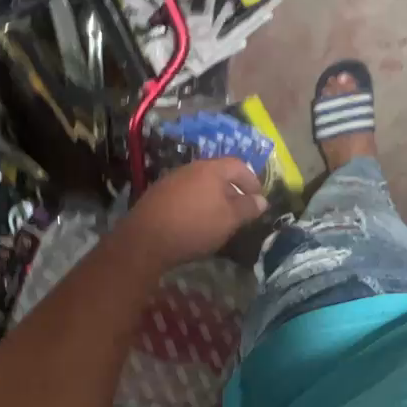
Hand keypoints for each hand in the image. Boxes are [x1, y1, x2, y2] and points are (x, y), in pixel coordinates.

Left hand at [113, 159, 267, 271]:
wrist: (145, 240)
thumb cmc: (195, 226)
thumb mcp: (229, 220)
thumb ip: (247, 208)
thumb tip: (262, 200)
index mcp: (212, 169)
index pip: (238, 165)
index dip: (252, 180)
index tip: (258, 197)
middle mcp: (191, 168)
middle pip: (218, 173)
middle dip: (232, 189)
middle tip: (240, 208)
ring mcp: (171, 180)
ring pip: (199, 184)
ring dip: (212, 197)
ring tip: (218, 217)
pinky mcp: (156, 195)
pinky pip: (184, 194)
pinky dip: (195, 203)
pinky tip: (194, 221)